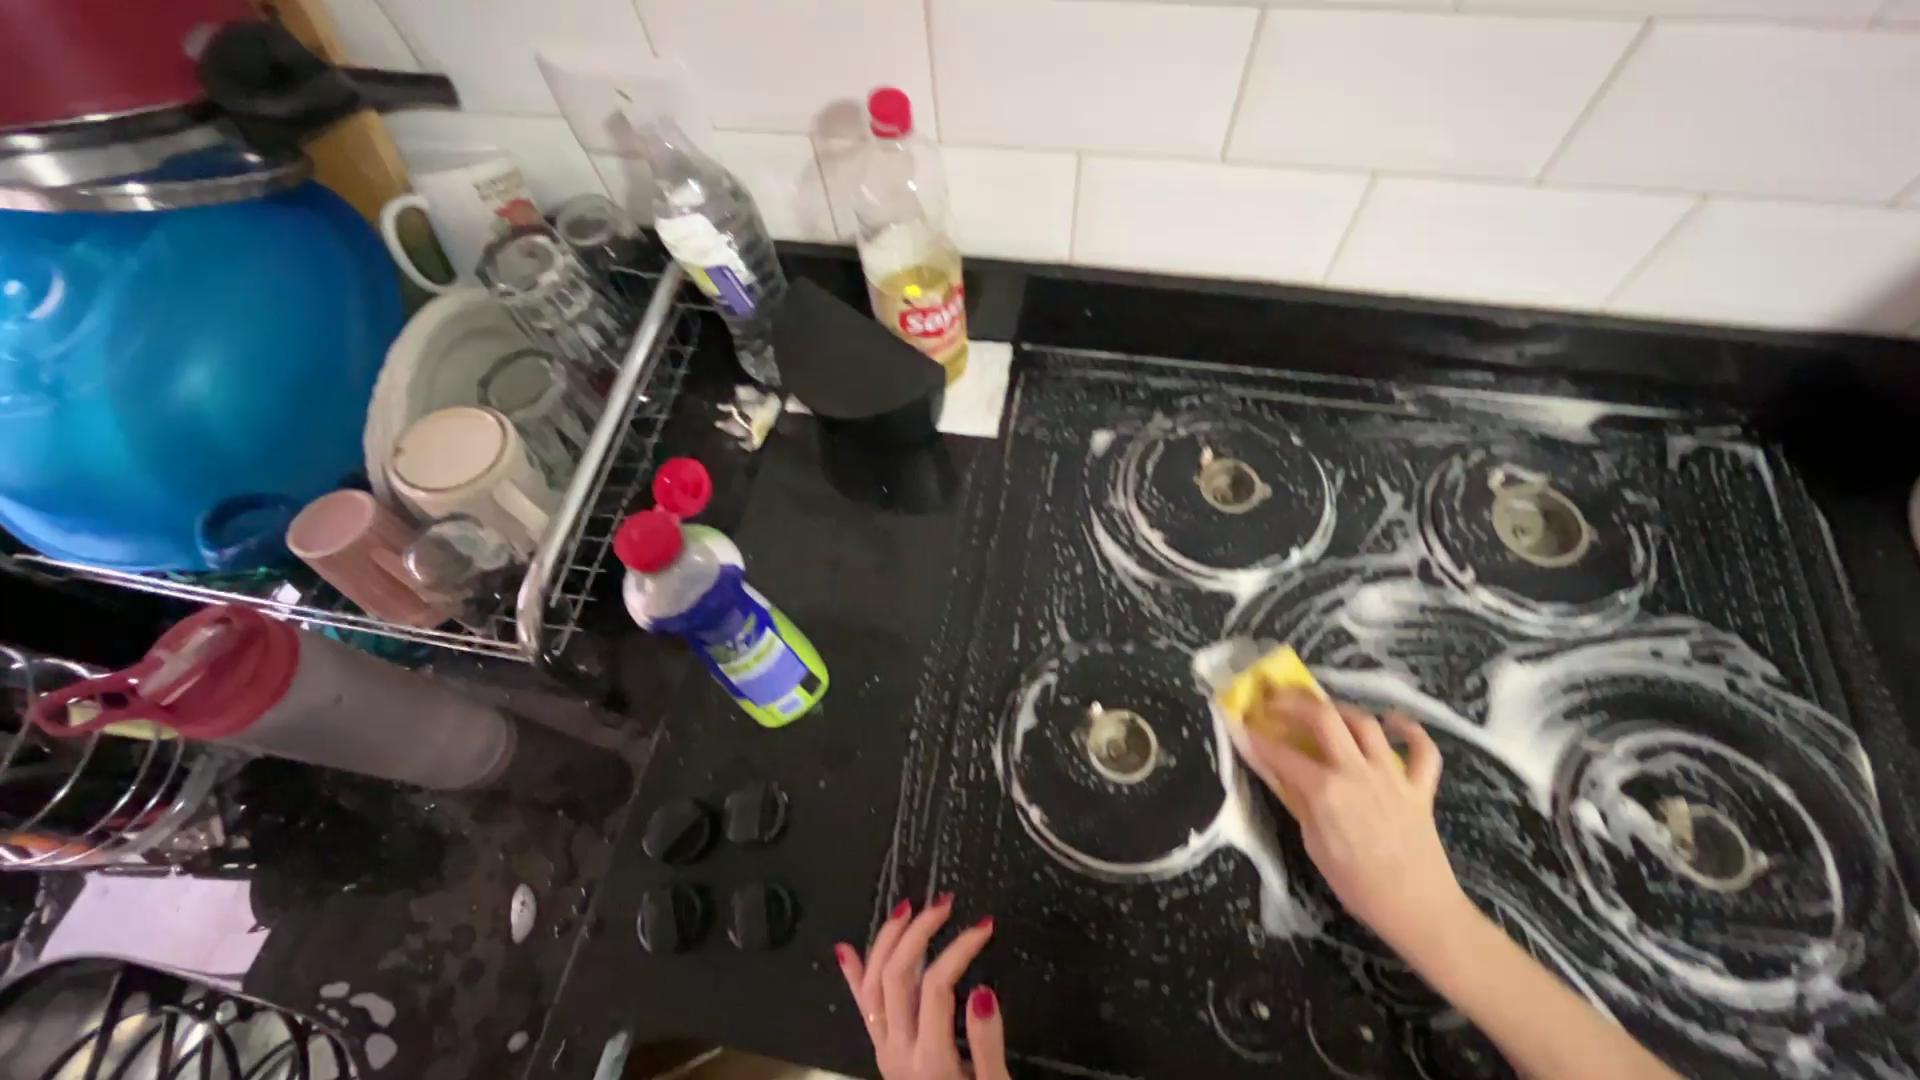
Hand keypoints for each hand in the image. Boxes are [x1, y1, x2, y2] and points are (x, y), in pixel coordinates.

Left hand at [835, 895, 1007, 1079]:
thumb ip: (988, 1044)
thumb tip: (983, 991)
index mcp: (931, 1060)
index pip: (937, 985)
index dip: (960, 948)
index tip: (985, 925)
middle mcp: (898, 1051)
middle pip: (896, 975)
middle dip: (919, 931)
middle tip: (945, 903)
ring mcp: (884, 1050)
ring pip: (872, 984)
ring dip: (887, 940)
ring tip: (907, 908)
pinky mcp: (880, 1051)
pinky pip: (861, 1009)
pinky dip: (853, 977)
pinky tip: (846, 949)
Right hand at [1233, 689, 1470, 951]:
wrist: (1418, 909)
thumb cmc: (1357, 885)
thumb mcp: (1314, 845)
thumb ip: (1300, 802)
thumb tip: (1283, 774)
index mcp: (1325, 791)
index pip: (1281, 754)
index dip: (1256, 738)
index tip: (1241, 725)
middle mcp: (1357, 773)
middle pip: (1325, 718)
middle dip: (1295, 703)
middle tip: (1277, 701)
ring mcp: (1392, 776)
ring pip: (1367, 724)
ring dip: (1341, 710)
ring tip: (1325, 711)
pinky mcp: (1420, 787)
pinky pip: (1422, 750)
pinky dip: (1411, 731)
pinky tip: (1394, 722)